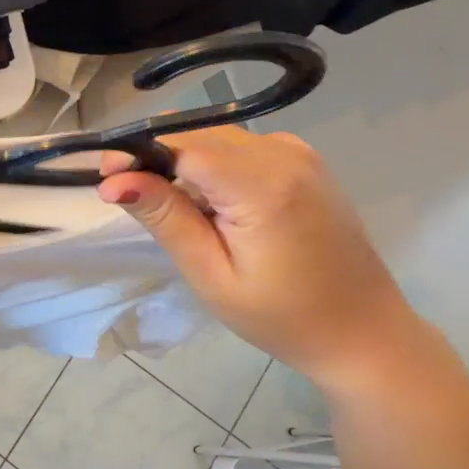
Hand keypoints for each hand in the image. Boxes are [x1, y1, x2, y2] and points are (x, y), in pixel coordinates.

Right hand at [98, 128, 422, 374]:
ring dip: (183, 160)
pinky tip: (208, 200)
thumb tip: (114, 181)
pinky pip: (242, 147)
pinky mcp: (307, 164)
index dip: (138, 155)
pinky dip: (213, 163)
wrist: (363, 332)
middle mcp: (286, 158)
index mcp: (264, 188)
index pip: (183, 146)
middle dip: (156, 156)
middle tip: (125, 195)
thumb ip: (165, 218)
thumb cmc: (280, 316)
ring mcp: (302, 156)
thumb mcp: (210, 274)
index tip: (105, 180)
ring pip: (218, 138)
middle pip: (199, 136)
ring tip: (167, 205)